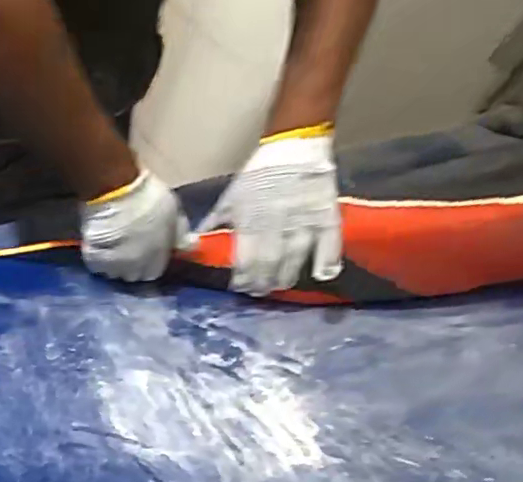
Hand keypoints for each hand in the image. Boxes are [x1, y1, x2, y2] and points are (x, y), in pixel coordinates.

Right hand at [79, 169, 192, 282]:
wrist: (114, 195)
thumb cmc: (149, 201)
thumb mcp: (174, 214)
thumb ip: (180, 234)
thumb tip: (190, 247)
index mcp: (155, 259)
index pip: (153, 274)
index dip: (152, 263)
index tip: (150, 252)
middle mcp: (132, 269)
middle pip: (131, 276)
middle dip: (132, 266)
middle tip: (132, 249)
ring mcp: (110, 267)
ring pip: (113, 273)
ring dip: (115, 264)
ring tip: (116, 248)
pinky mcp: (92, 261)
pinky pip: (97, 266)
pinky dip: (100, 259)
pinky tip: (103, 246)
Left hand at [200, 131, 342, 295]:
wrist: (292, 147)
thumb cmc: (255, 176)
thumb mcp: (227, 201)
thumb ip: (213, 224)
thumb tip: (192, 243)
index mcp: (250, 223)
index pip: (245, 259)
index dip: (243, 278)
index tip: (239, 288)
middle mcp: (276, 224)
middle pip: (269, 262)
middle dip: (263, 281)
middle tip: (259, 293)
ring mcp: (304, 218)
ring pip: (296, 254)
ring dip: (287, 275)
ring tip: (280, 287)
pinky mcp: (327, 210)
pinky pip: (330, 237)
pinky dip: (328, 257)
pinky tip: (323, 275)